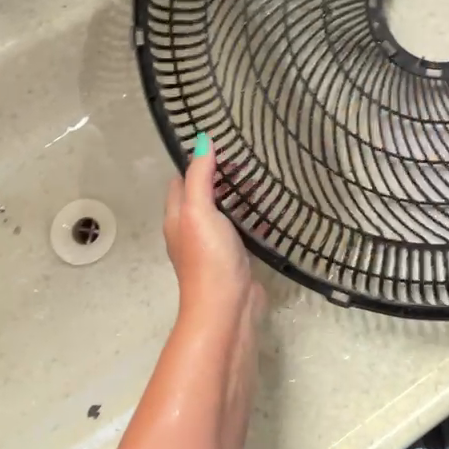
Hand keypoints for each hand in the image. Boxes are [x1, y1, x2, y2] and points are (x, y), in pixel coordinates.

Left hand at [164, 135, 260, 322]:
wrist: (227, 308)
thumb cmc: (208, 257)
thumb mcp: (199, 211)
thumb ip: (200, 176)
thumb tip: (202, 140)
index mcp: (178, 217)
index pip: (182, 180)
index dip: (197, 161)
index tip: (221, 142)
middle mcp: (192, 230)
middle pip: (203, 195)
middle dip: (221, 176)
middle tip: (247, 155)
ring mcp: (214, 246)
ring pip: (224, 211)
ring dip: (238, 195)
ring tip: (262, 174)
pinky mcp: (235, 258)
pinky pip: (242, 229)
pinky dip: (252, 215)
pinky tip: (270, 207)